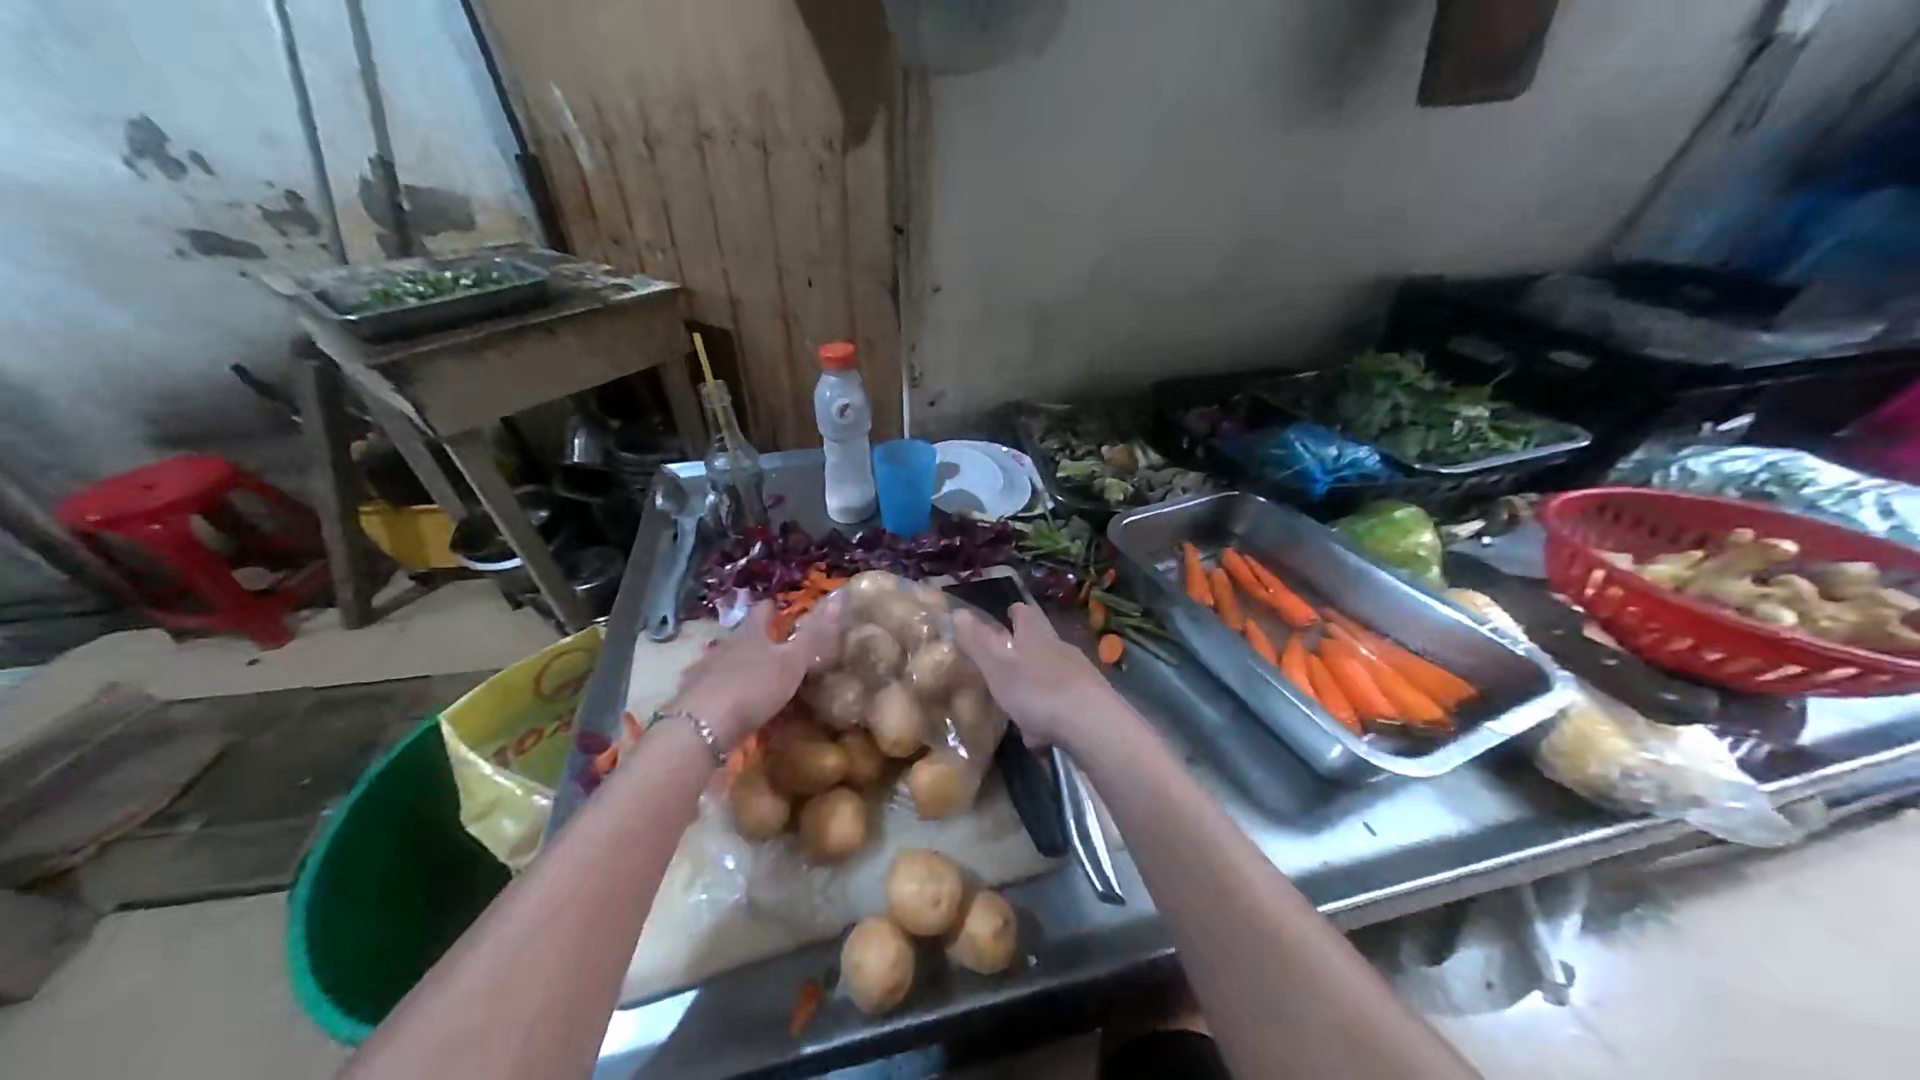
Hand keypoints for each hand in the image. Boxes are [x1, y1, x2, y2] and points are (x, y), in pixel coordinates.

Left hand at [669, 600, 840, 748]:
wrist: (702, 726)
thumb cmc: (753, 687)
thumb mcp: (792, 662)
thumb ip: (814, 635)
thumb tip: (838, 598)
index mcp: (750, 633)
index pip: (762, 611)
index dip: (773, 608)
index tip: (780, 607)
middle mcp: (725, 645)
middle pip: (743, 635)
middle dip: (758, 638)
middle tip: (776, 645)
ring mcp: (706, 670)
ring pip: (727, 659)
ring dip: (741, 664)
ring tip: (758, 674)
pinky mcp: (695, 696)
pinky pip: (716, 685)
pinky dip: (728, 688)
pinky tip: (735, 700)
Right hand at [953, 603, 1120, 747]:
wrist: (1093, 725)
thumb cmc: (1038, 691)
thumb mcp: (997, 667)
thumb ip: (977, 642)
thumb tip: (958, 612)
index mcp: (1036, 636)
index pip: (1026, 614)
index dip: (1015, 612)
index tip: (1007, 613)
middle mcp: (1061, 649)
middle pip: (1042, 642)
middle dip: (1025, 650)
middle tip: (1006, 663)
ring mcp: (1081, 675)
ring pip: (1053, 674)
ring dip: (1037, 685)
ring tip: (1019, 706)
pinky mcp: (1093, 701)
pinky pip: (1064, 703)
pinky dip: (1050, 714)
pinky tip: (1042, 735)